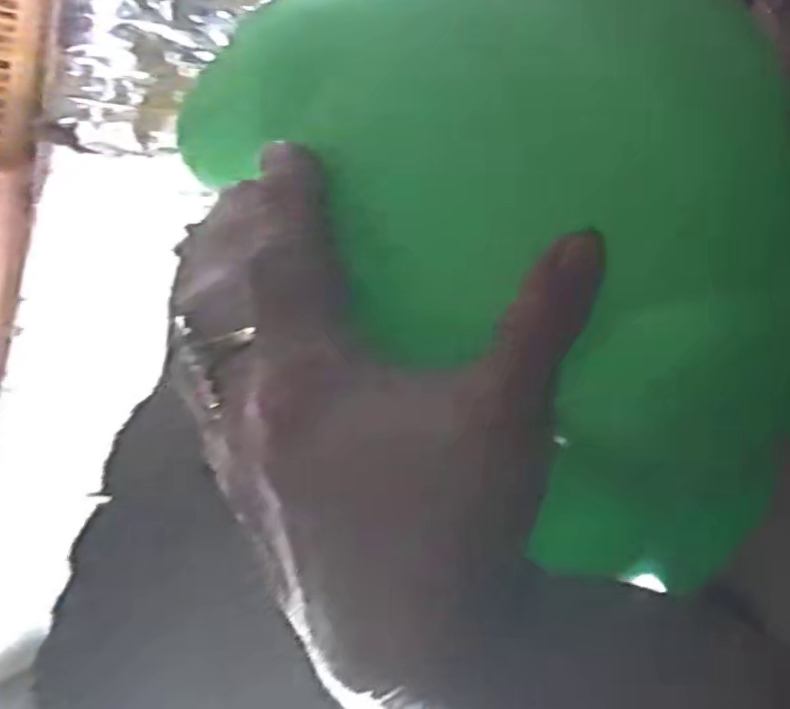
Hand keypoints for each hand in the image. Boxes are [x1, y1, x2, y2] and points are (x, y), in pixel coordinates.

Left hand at [170, 144, 789, 707]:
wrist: (416, 638)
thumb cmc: (457, 515)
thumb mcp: (510, 410)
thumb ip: (543, 320)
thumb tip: (583, 240)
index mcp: (310, 380)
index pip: (288, 272)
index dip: (289, 206)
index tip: (283, 151)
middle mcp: (259, 412)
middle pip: (217, 309)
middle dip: (224, 244)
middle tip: (246, 197)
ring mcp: (248, 462)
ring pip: (206, 359)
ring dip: (214, 299)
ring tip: (235, 264)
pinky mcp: (258, 496)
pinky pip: (219, 402)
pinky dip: (225, 356)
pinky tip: (259, 368)